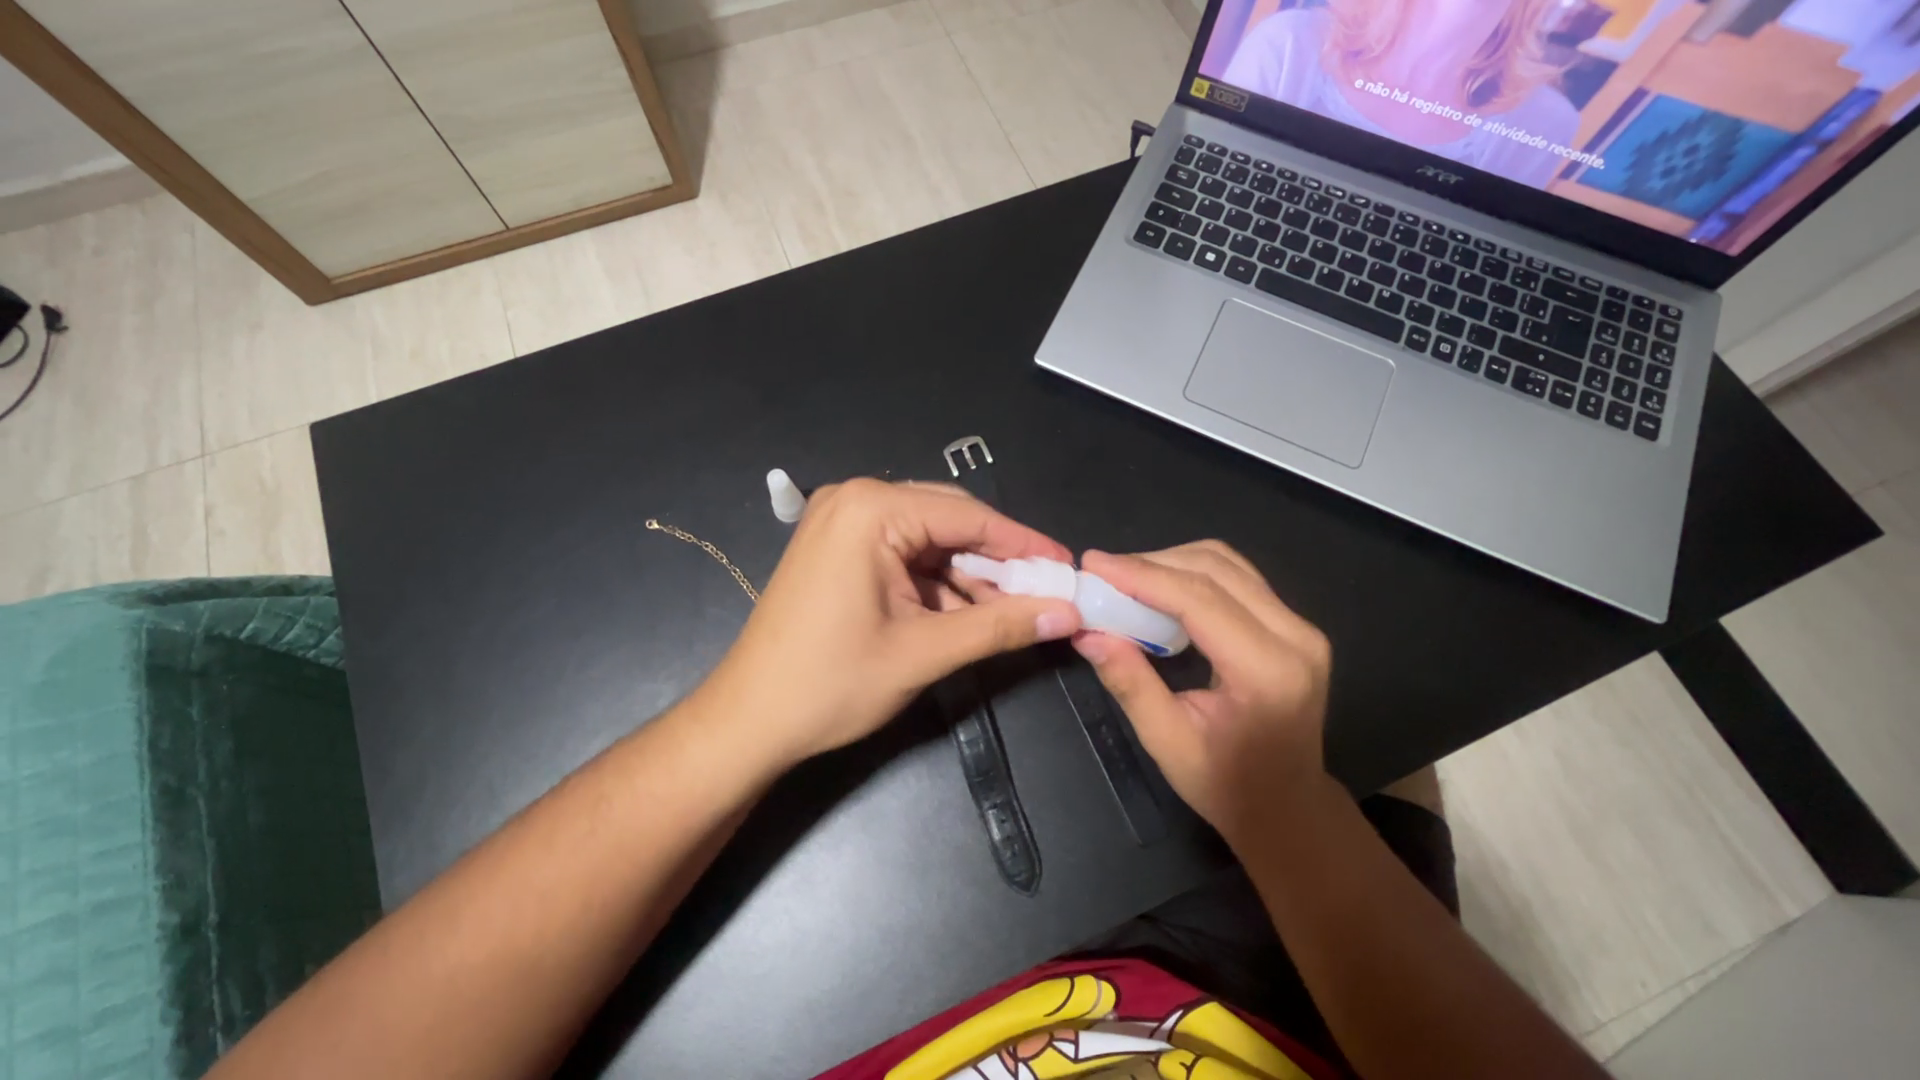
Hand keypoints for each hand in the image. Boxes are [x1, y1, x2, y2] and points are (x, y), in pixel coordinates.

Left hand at [694, 479, 1081, 766]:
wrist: (749, 720)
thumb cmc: (830, 683)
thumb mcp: (924, 652)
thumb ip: (999, 625)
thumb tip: (1068, 613)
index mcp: (871, 510)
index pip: (969, 517)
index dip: (1025, 546)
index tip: (1070, 569)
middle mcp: (855, 500)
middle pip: (951, 521)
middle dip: (998, 563)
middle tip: (1046, 595)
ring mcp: (842, 523)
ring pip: (931, 541)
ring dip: (970, 578)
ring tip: (1013, 614)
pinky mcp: (838, 550)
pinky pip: (904, 555)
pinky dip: (937, 584)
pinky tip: (967, 615)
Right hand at [1072, 542, 1332, 844]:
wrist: (1287, 805)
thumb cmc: (1226, 785)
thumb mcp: (1167, 742)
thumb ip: (1130, 683)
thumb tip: (1086, 633)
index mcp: (1267, 671)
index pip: (1199, 599)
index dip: (1142, 575)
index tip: (1093, 564)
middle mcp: (1295, 637)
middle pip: (1216, 569)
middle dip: (1152, 563)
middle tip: (1102, 574)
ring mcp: (1301, 627)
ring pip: (1229, 564)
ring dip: (1172, 563)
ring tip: (1126, 580)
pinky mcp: (1295, 625)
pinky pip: (1239, 578)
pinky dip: (1194, 574)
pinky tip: (1161, 590)